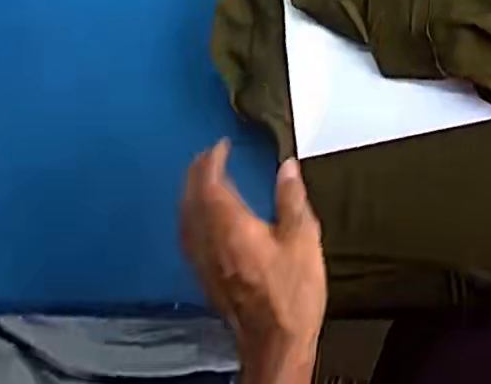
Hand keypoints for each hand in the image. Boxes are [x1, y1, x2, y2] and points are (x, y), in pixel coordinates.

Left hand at [180, 140, 325, 383]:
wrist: (277, 344)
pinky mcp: (208, 281)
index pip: (212, 188)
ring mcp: (206, 266)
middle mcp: (212, 246)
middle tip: (206, 156)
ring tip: (200, 179)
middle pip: (193, 204)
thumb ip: (291, 198)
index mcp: (234, 230)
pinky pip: (190, 239)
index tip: (220, 146)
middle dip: (196, 176)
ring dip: (191, 196)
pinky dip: (192, 218)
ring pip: (187, 222)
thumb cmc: (293, 291)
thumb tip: (286, 167)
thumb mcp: (303, 237)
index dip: (212, 163)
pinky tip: (201, 219)